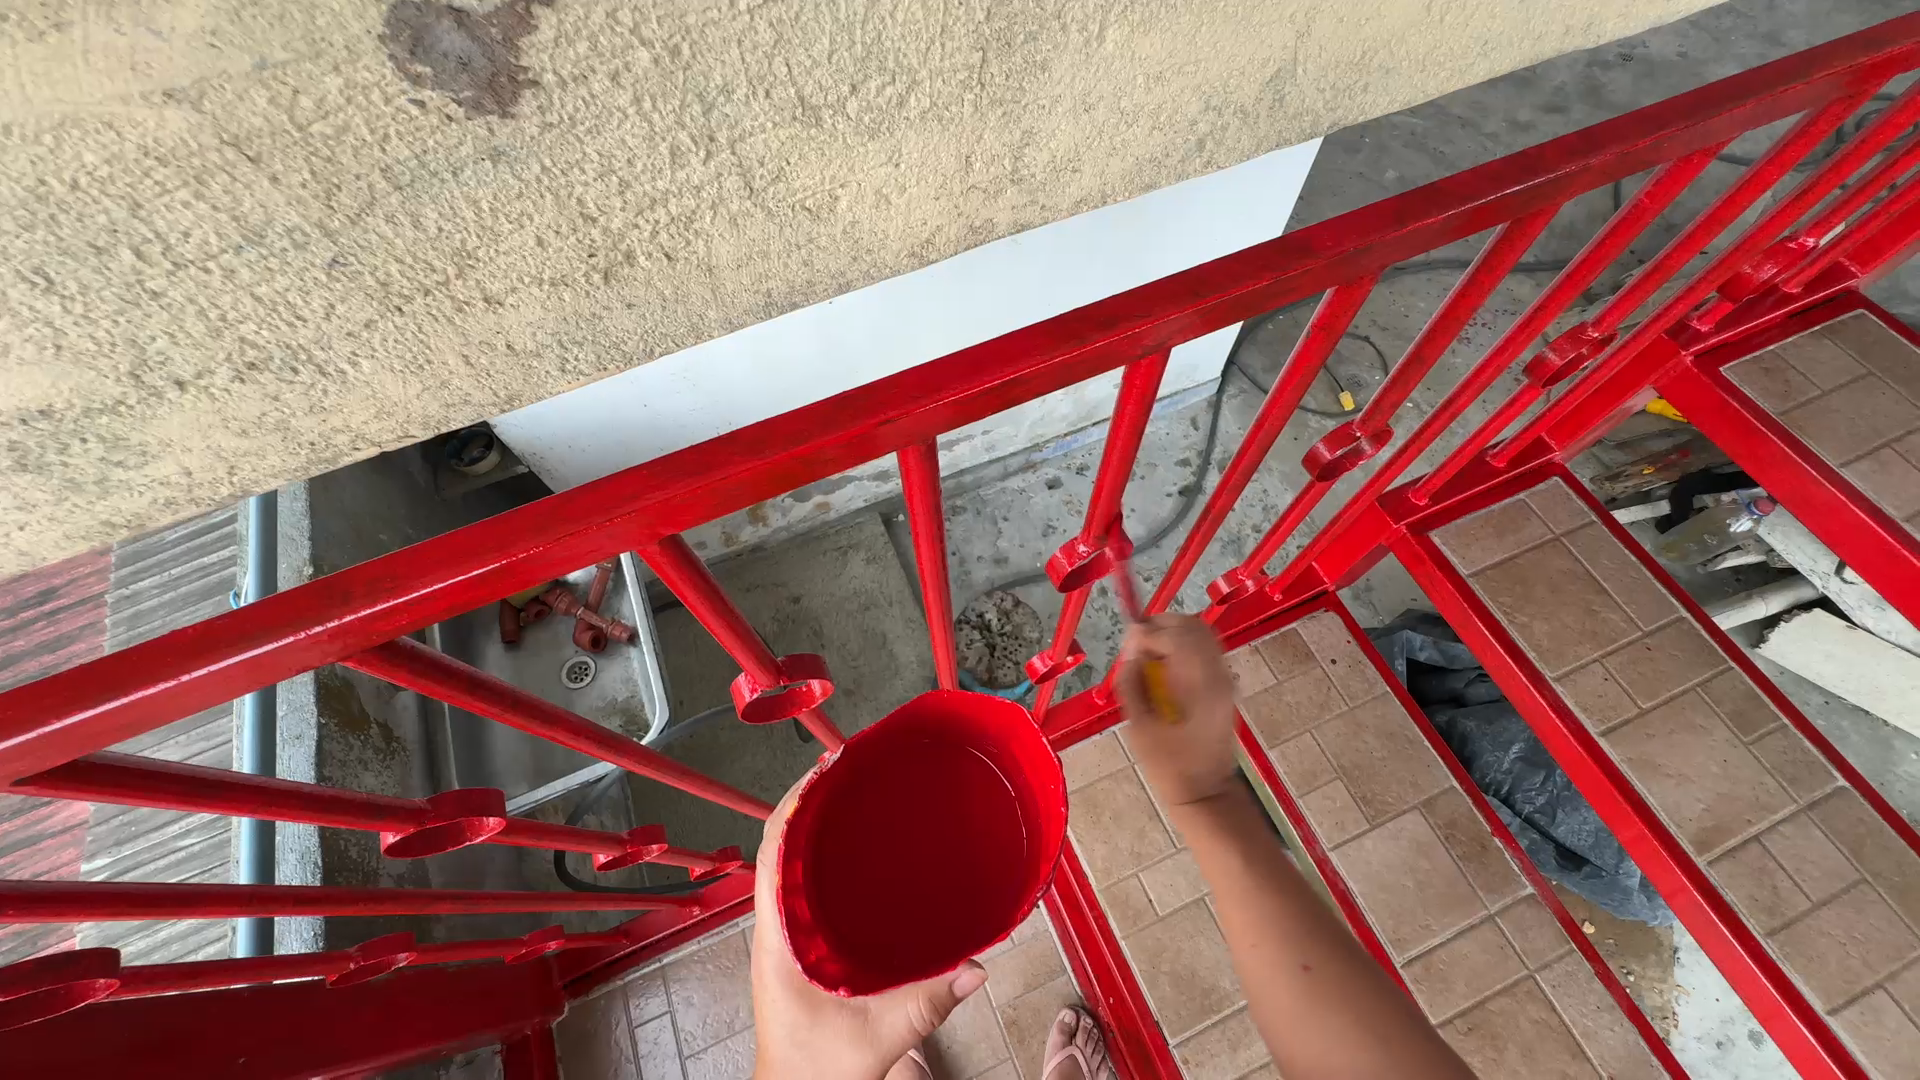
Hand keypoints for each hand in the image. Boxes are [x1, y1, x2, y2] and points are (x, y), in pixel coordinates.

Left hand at [750, 775, 989, 1079]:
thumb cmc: (812, 1075)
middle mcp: (776, 929)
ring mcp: (788, 937)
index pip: (771, 850)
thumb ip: (927, 1003)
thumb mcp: (874, 1038)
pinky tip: (857, 853)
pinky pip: (808, 888)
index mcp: (776, 939)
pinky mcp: (805, 948)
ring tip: (851, 794)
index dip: (793, 804)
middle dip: (809, 803)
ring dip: (817, 828)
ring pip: (792, 864)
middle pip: (781, 846)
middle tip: (845, 769)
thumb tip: (974, 966)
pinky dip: (827, 859)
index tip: (821, 770)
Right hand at [1116, 614, 1240, 806]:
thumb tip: (1131, 648)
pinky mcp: (1225, 685)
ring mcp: (1225, 679)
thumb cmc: (1168, 766)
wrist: (1206, 793)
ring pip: (1200, 633)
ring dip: (1172, 634)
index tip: (1127, 646)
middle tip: (1137, 644)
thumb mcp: (1139, 726)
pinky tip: (1165, 665)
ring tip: (1149, 653)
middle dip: (1160, 626)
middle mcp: (1217, 674)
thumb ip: (1131, 681)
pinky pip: (1205, 649)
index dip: (1146, 632)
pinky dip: (1184, 646)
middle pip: (1191, 625)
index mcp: (1197, 684)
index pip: (1175, 635)